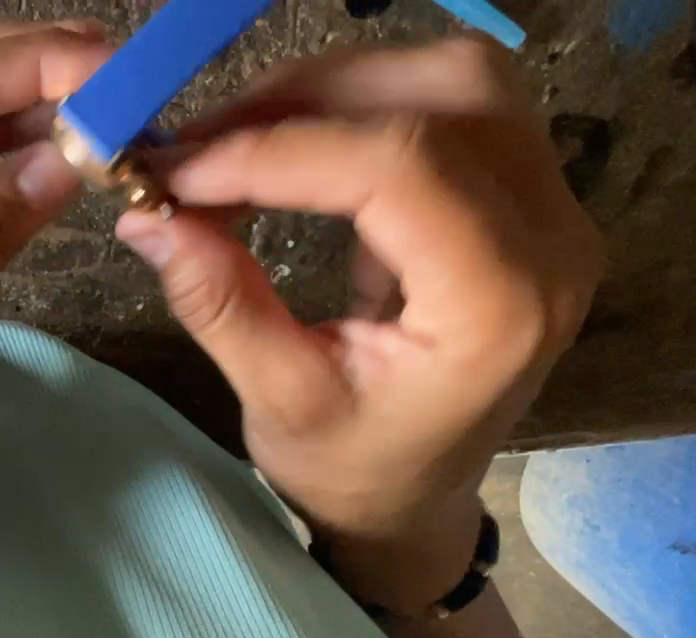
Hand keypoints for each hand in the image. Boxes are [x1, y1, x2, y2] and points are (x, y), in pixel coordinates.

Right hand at [117, 37, 604, 610]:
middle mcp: (549, 232)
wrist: (404, 497)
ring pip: (453, 83)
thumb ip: (219, 303)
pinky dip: (352, 115)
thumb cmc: (344, 467)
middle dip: (305, 100)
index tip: (178, 173)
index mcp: (498, 302)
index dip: (278, 152)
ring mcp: (546, 208)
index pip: (400, 168)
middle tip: (199, 144)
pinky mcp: (513, 202)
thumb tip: (146, 221)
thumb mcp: (274, 398)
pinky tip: (284, 156)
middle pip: (446, 92)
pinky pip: (445, 114)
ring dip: (331, 92)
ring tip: (234, 140)